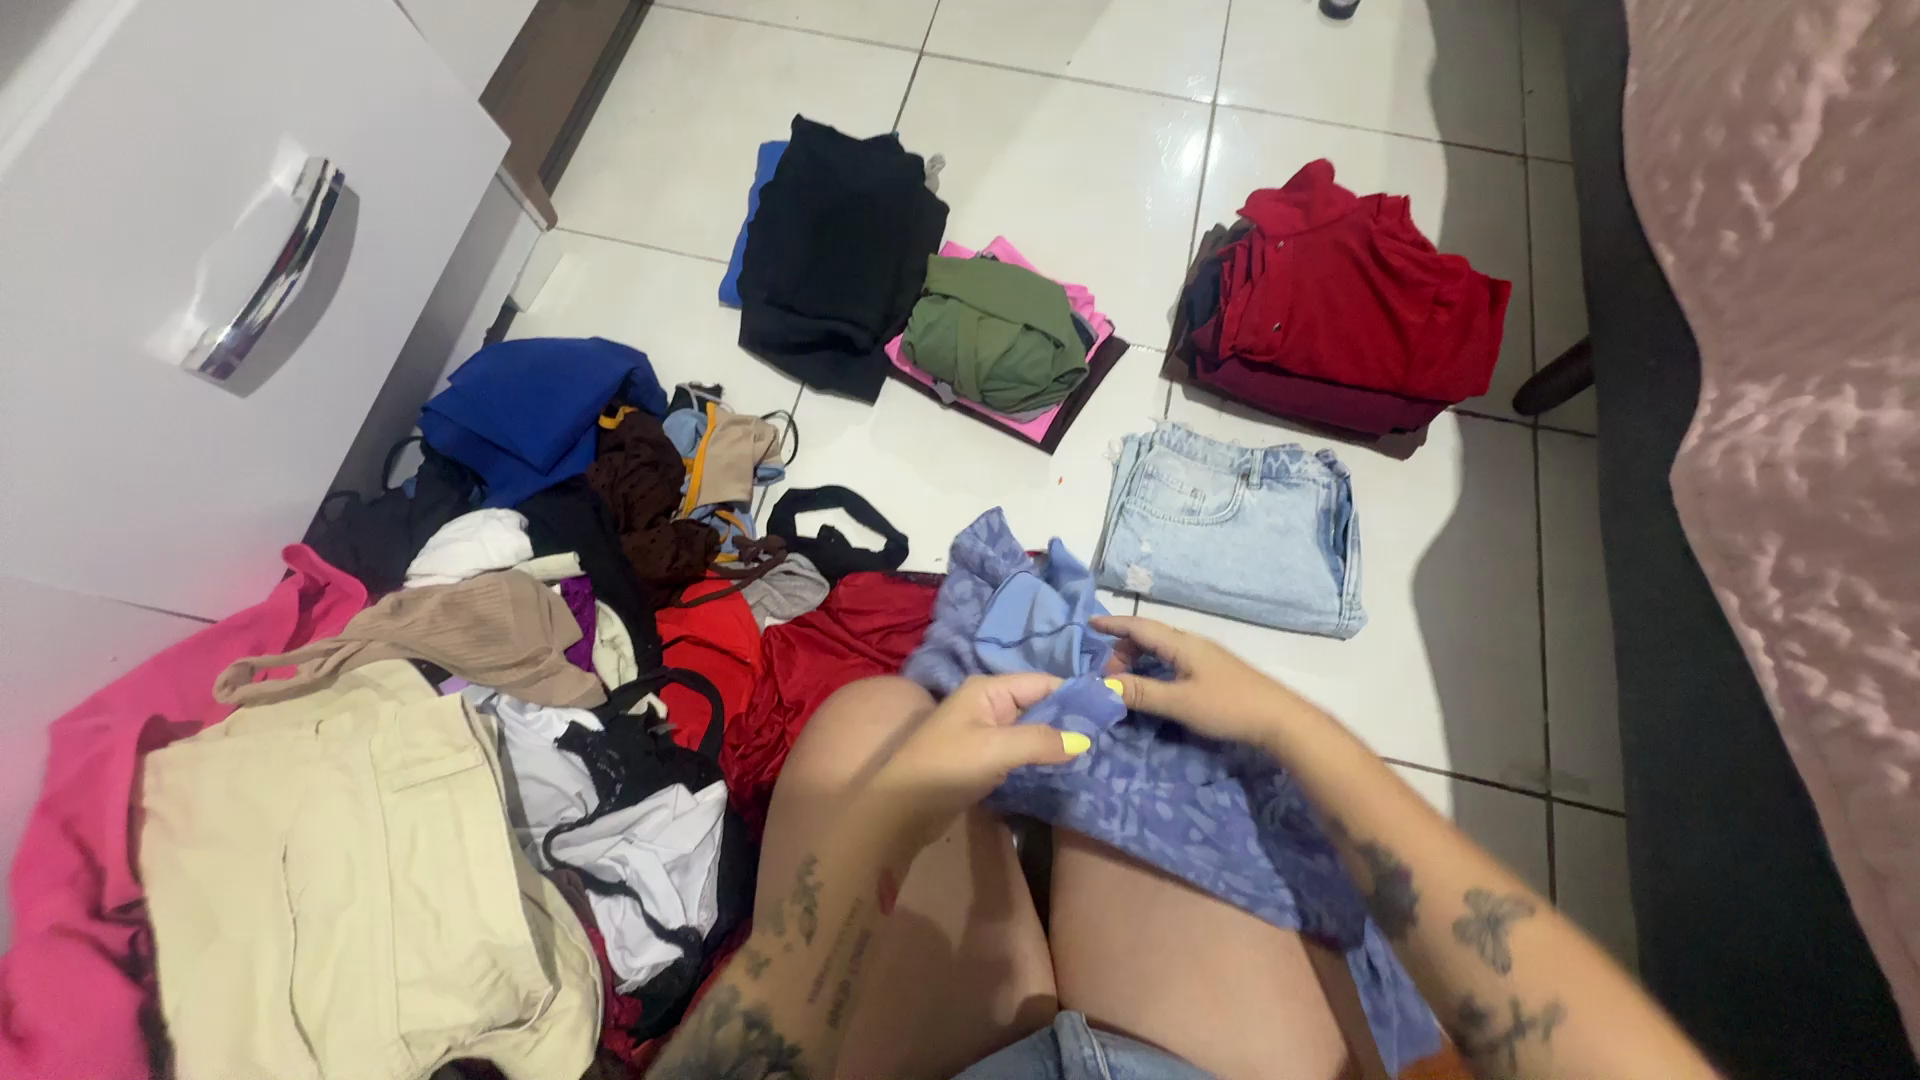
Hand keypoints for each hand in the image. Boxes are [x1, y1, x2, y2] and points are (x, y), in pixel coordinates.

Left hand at [860, 674, 1086, 853]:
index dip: (1074, 692)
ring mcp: (983, 731)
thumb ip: (1041, 741)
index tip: (1110, 706)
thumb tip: (1083, 740)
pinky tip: (1061, 762)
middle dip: (1068, 715)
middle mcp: (987, 703)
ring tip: (1094, 746)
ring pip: (1029, 727)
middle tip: (1108, 731)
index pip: (1040, 682)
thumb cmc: (946, 767)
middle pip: (1036, 702)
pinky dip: (1039, 752)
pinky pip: (1018, 747)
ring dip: (1055, 735)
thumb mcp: (996, 749)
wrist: (900, 808)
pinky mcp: (981, 757)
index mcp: (987, 689)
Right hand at [1092, 614, 1315, 746]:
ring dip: (1137, 661)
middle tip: (1107, 677)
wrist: (1280, 719)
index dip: (1112, 624)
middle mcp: (1190, 643)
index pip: (1139, 626)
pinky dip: (1152, 667)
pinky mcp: (1211, 670)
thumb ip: (1141, 693)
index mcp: (1181, 643)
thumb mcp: (1179, 702)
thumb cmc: (1228, 706)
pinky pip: (1171, 659)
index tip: (1089, 626)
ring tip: (1125, 684)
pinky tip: (1152, 687)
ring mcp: (1203, 656)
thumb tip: (1103, 686)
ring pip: (1160, 649)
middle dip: (1121, 651)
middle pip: (1147, 636)